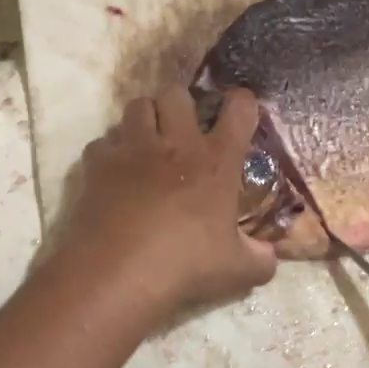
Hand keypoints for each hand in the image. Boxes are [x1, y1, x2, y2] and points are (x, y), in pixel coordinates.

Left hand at [57, 86, 277, 317]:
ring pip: (138, 105)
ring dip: (146, 118)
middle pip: (178, 94)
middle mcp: (176, 143)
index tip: (241, 112)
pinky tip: (115, 173)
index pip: (239, 109)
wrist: (117, 274)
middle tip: (184, 129)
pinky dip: (111, 151)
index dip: (242, 104)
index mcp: (217, 160)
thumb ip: (261, 259)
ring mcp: (134, 149)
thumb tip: (270, 257)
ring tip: (149, 142)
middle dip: (182, 105)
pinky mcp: (98, 164)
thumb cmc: (185, 265)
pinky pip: (104, 141)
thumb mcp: (238, 270)